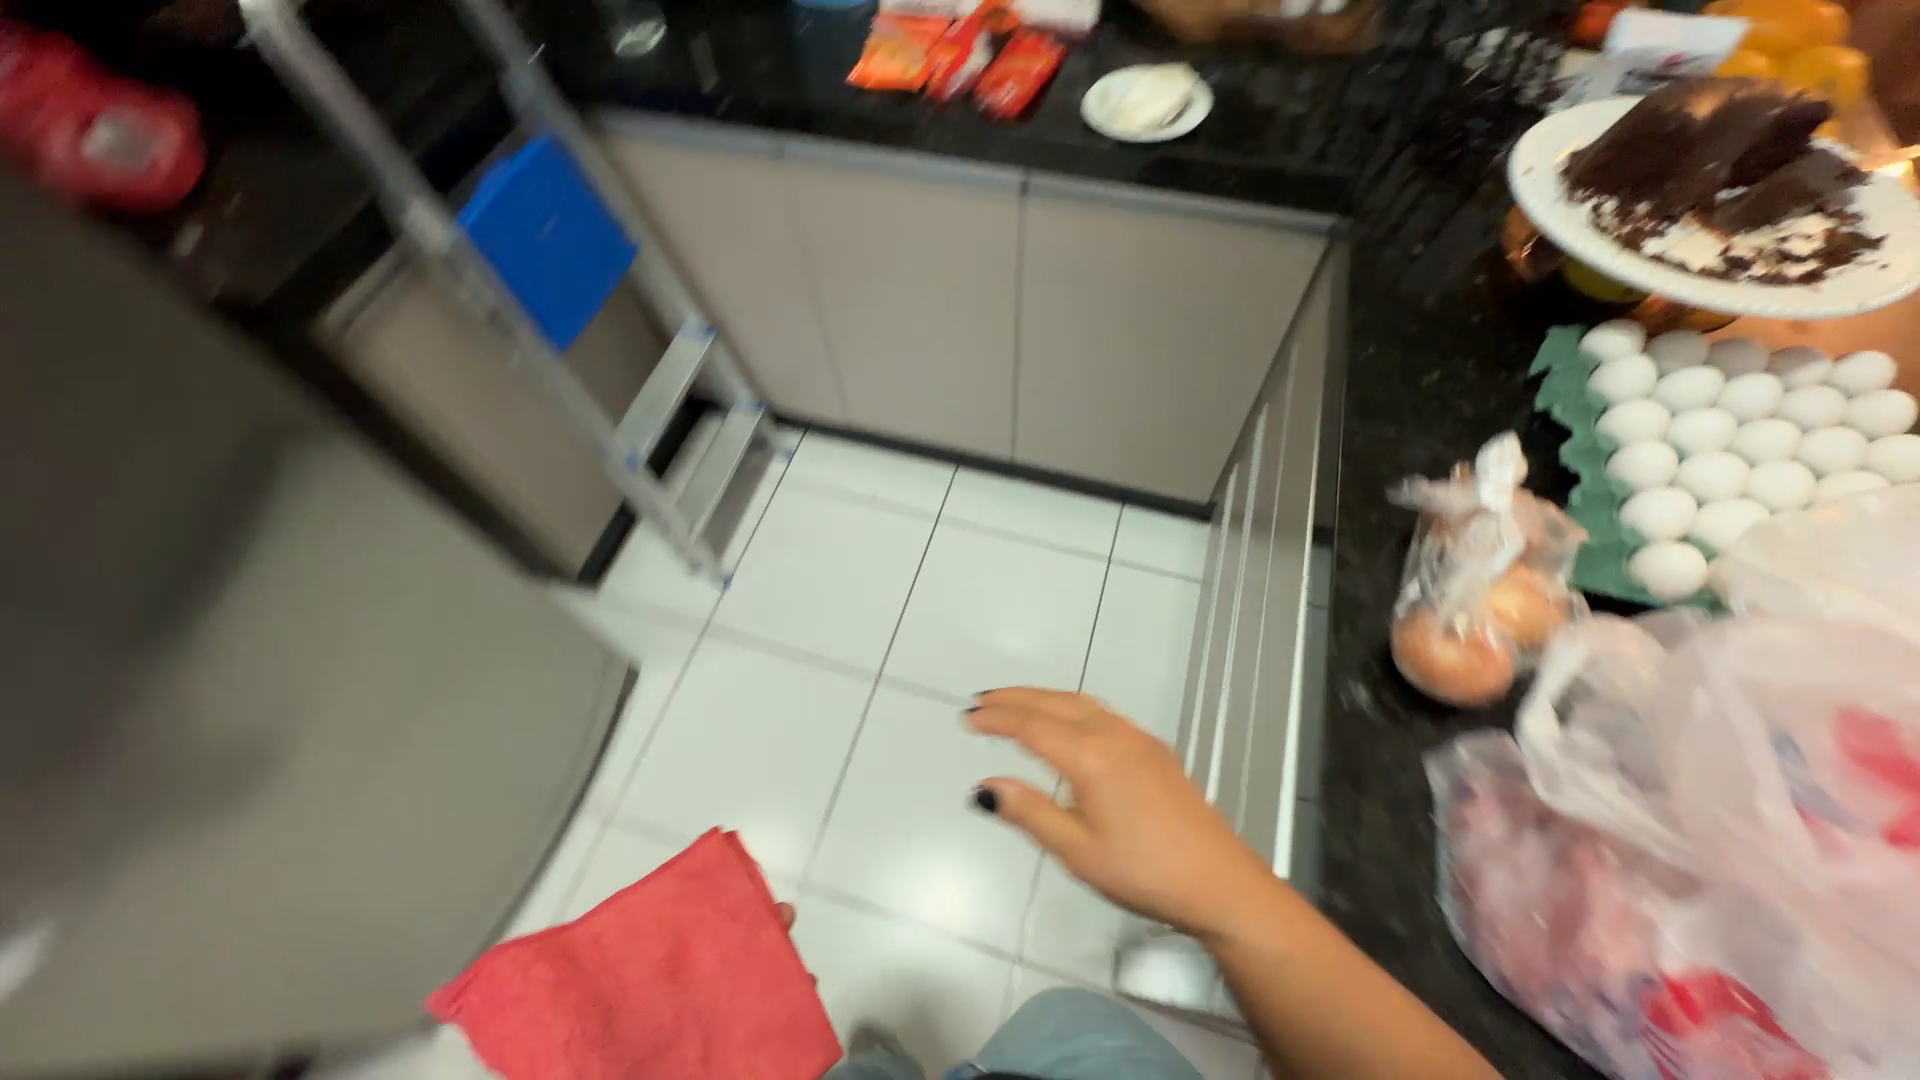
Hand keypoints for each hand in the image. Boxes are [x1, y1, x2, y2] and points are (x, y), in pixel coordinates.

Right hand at [967, 688, 1285, 943]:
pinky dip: (1071, 705)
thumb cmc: (1142, 872)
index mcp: (1090, 757)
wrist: (1219, 881)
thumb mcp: (1077, 851)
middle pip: (1055, 703)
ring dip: (1044, 698)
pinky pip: (1102, 712)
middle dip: (1015, 698)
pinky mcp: (1155, 749)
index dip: (996, 719)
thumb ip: (1029, 813)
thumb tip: (985, 787)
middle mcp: (1114, 735)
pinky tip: (1066, 722)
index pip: (1031, 726)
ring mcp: (1138, 738)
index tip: (967, 717)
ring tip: (1015, 704)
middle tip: (982, 701)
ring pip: (1081, 702)